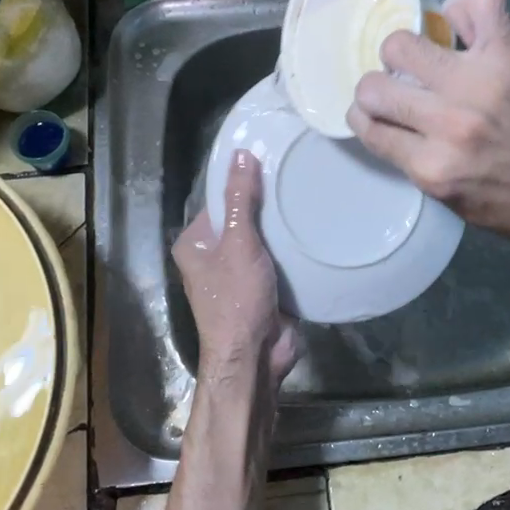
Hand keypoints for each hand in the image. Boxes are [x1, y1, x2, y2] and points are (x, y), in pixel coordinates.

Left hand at [173, 149, 300, 386]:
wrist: (254, 356)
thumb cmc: (237, 298)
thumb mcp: (239, 242)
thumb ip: (241, 199)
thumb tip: (242, 153)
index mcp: (194, 245)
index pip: (219, 202)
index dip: (243, 184)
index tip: (272, 164)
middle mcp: (212, 259)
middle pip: (243, 221)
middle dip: (268, 208)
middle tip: (297, 182)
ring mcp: (239, 276)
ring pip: (264, 242)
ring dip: (284, 231)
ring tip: (310, 202)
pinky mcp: (264, 290)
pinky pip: (280, 263)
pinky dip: (294, 253)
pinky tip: (315, 233)